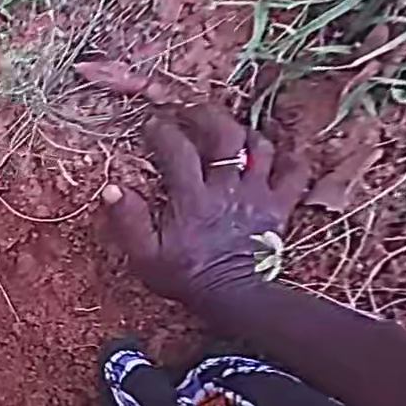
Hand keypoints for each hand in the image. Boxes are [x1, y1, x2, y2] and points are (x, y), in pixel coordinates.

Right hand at [101, 104, 311, 305]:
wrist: (230, 295)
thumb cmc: (181, 275)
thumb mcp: (143, 253)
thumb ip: (128, 219)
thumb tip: (111, 187)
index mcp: (192, 198)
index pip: (178, 152)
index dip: (163, 133)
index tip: (150, 124)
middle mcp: (228, 189)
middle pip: (225, 137)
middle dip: (206, 116)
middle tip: (190, 111)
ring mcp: (258, 194)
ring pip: (260, 147)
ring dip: (243, 131)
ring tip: (227, 127)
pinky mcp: (280, 205)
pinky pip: (294, 171)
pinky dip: (287, 155)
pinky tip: (272, 152)